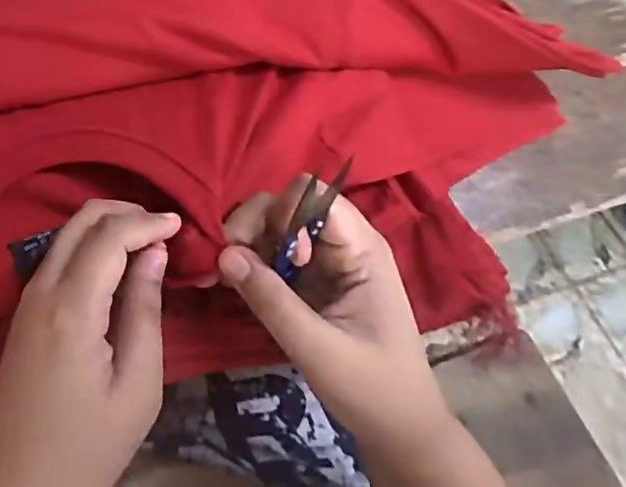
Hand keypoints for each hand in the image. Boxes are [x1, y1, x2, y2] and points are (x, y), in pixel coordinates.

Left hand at [0, 200, 180, 486]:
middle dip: (126, 211)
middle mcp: (42, 288)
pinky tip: (115, 260)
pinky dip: (90, 241)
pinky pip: (59, 253)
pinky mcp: (23, 308)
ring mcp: (27, 296)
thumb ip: (145, 310)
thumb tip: (154, 252)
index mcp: (71, 308)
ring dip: (107, 223)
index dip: (147, 222)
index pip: (110, 236)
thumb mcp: (137, 386)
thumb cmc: (89, 442)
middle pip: (82, 220)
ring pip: (68, 231)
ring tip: (146, 239)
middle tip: (162, 227)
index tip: (180, 223)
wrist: (22, 484)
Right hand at [219, 179, 504, 486]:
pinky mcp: (313, 276)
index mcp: (360, 246)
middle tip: (229, 263)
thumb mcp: (318, 350)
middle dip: (254, 224)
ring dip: (249, 242)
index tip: (275, 256)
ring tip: (227, 277)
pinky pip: (276, 250)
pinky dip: (252, 260)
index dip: (284, 212)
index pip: (313, 194)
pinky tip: (237, 283)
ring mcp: (327, 257)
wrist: (401, 431)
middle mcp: (343, 240)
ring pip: (277, 224)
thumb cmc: (372, 390)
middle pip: (288, 203)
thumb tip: (224, 255)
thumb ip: (272, 301)